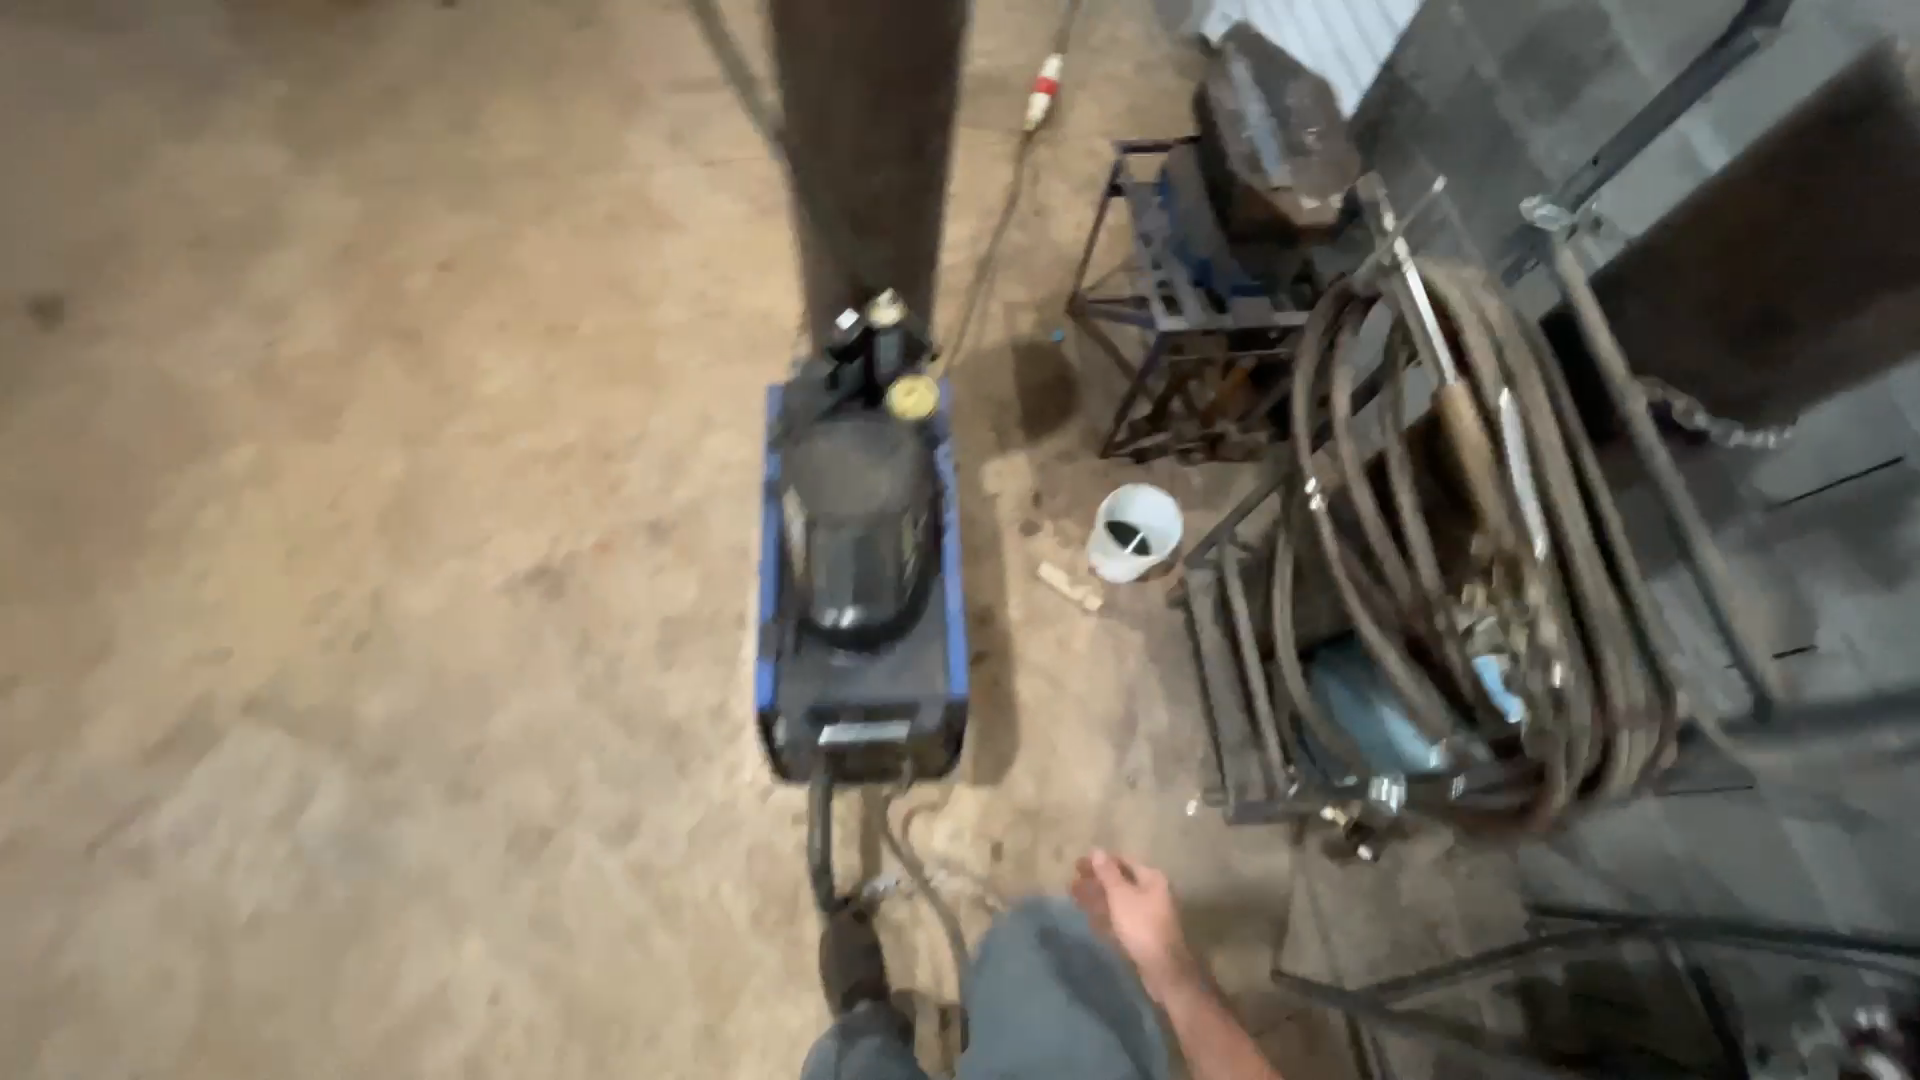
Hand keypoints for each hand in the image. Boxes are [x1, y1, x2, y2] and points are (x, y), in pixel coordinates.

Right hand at [1070, 849, 1199, 1003]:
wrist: (1163, 971)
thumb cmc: (1141, 925)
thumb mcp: (1120, 895)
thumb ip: (1107, 873)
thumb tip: (1097, 850)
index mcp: (1151, 878)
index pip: (1122, 861)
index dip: (1099, 862)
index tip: (1077, 865)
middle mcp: (1151, 893)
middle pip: (1119, 882)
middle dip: (1095, 882)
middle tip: (1071, 883)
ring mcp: (1147, 915)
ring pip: (1117, 902)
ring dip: (1096, 900)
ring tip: (1074, 899)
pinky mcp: (1142, 935)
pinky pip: (1120, 920)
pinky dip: (1105, 918)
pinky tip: (1089, 920)